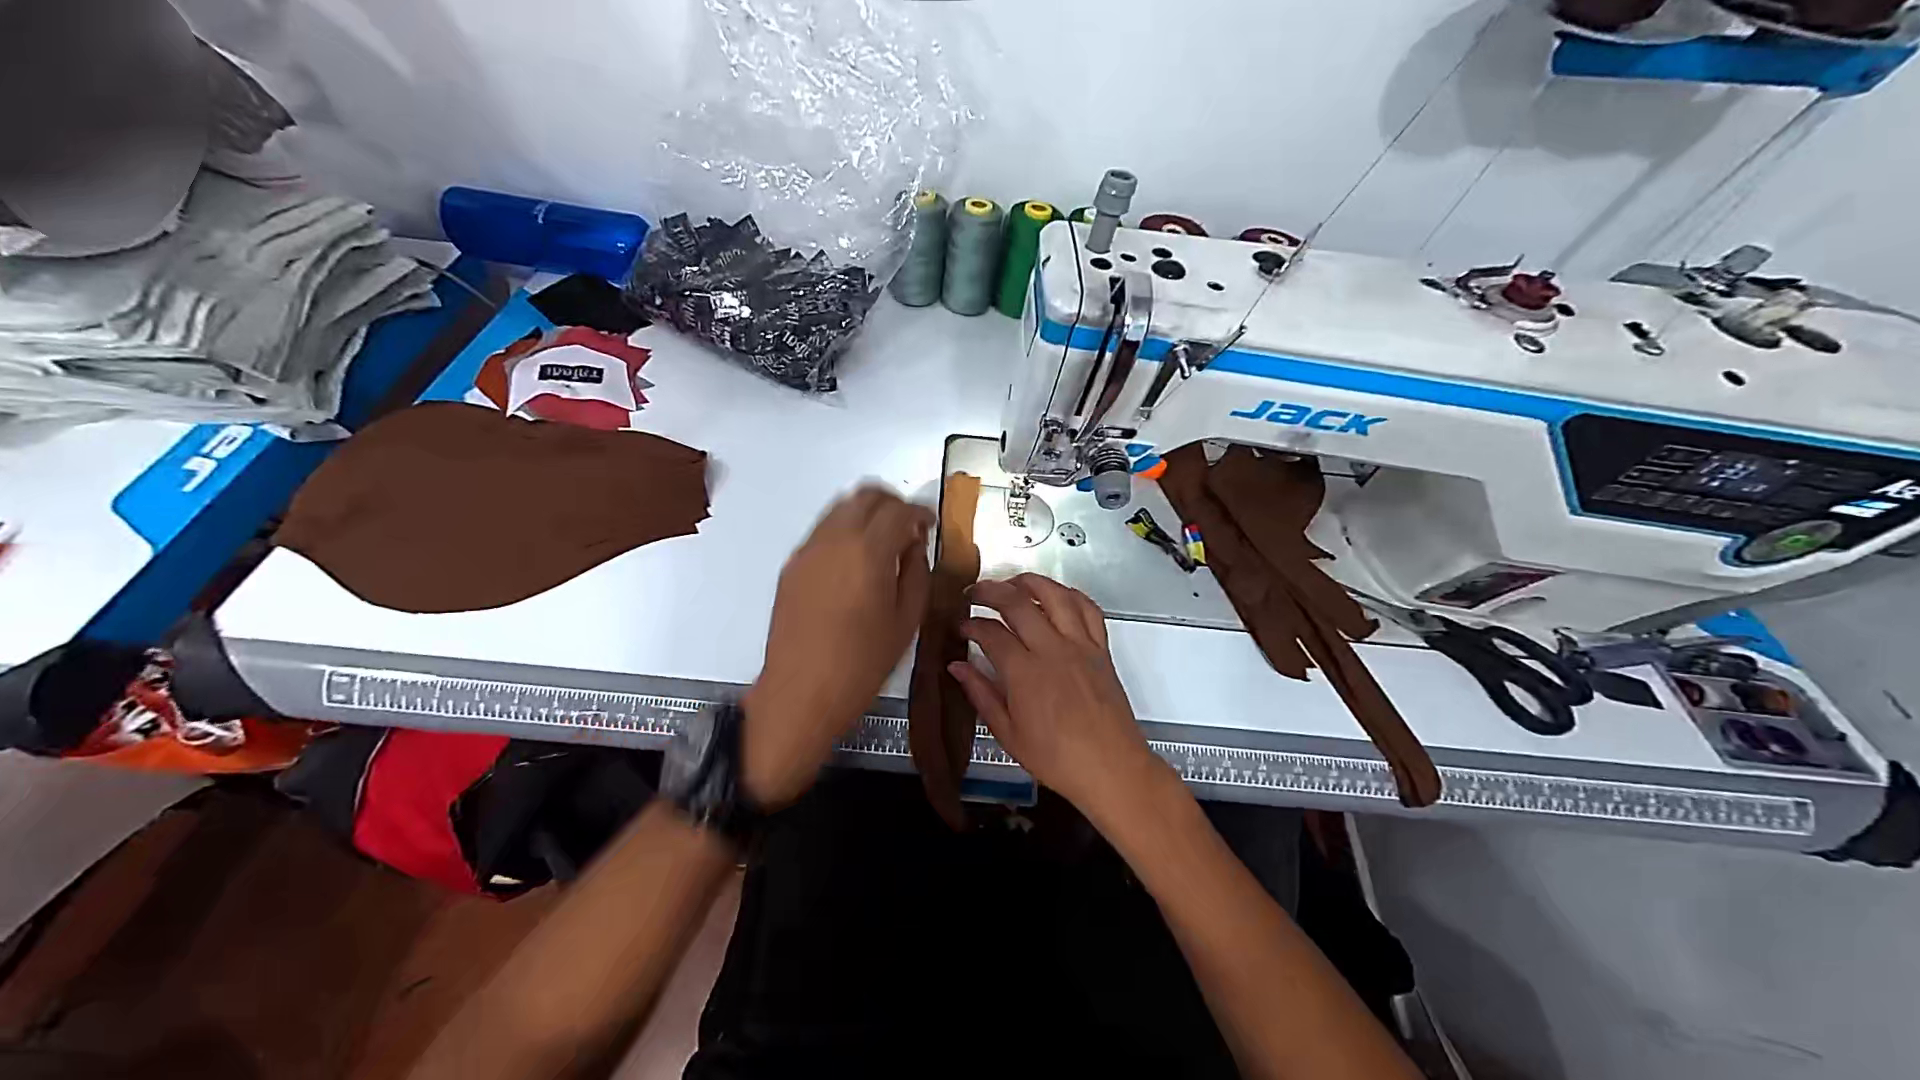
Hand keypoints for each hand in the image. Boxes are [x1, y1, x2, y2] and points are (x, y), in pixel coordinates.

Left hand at [743, 487, 932, 806]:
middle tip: (909, 525)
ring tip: (883, 540)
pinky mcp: (792, 565)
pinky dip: (845, 530)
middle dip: (893, 503)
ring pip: (840, 508)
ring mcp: (808, 550)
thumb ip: (915, 572)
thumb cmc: (863, 663)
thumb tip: (913, 546)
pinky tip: (856, 560)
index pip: (899, 510)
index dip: (920, 513)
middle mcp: (834, 539)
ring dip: (867, 513)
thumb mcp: (906, 620)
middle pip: (866, 496)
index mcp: (868, 551)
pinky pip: (823, 531)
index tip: (930, 524)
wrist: (802, 691)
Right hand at [946, 573, 1167, 819]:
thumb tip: (957, 669)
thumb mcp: (1008, 734)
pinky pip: (1088, 609)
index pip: (990, 632)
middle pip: (1017, 602)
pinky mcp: (1101, 650)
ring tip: (1012, 582)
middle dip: (989, 591)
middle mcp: (1053, 651)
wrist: (1111, 769)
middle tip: (974, 594)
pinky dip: (1070, 594)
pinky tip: (1057, 595)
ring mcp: (1080, 646)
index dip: (970, 625)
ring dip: (1030, 581)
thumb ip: (981, 694)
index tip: (961, 628)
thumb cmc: (1060, 759)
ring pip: (1055, 595)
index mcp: (1025, 673)